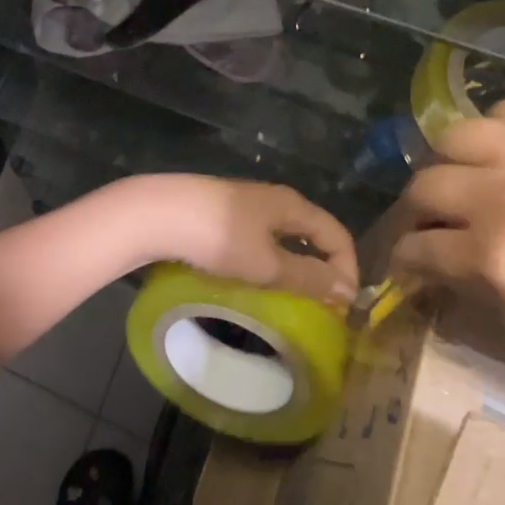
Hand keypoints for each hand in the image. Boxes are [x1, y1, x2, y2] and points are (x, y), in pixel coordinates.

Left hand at [129, 175, 357, 305]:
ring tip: (289, 297)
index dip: (347, 268)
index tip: (343, 306)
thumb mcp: (267, 264)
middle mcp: (271, 198)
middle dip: (321, 267)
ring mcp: (242, 204)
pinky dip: (266, 259)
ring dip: (292, 264)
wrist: (156, 213)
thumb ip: (307, 276)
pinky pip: (256, 237)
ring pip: (281, 235)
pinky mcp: (218, 212)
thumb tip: (347, 288)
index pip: (336, 233)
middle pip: (310, 231)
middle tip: (321, 305)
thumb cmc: (218, 237)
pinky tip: (252, 278)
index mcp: (290, 204)